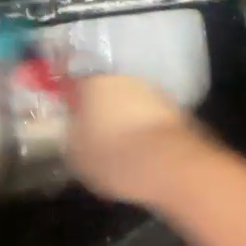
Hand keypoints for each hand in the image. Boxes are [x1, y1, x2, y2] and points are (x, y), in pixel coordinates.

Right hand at [67, 75, 220, 206]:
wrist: (171, 166)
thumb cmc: (113, 157)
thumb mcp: (75, 155)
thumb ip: (71, 137)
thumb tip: (73, 131)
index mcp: (93, 83)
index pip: (75, 84)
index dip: (71, 101)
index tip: (69, 117)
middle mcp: (124, 79)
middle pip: (106, 91)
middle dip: (101, 109)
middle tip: (95, 134)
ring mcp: (153, 92)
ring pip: (131, 103)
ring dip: (126, 118)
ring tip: (121, 146)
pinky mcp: (176, 110)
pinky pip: (150, 118)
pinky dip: (146, 129)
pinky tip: (143, 151)